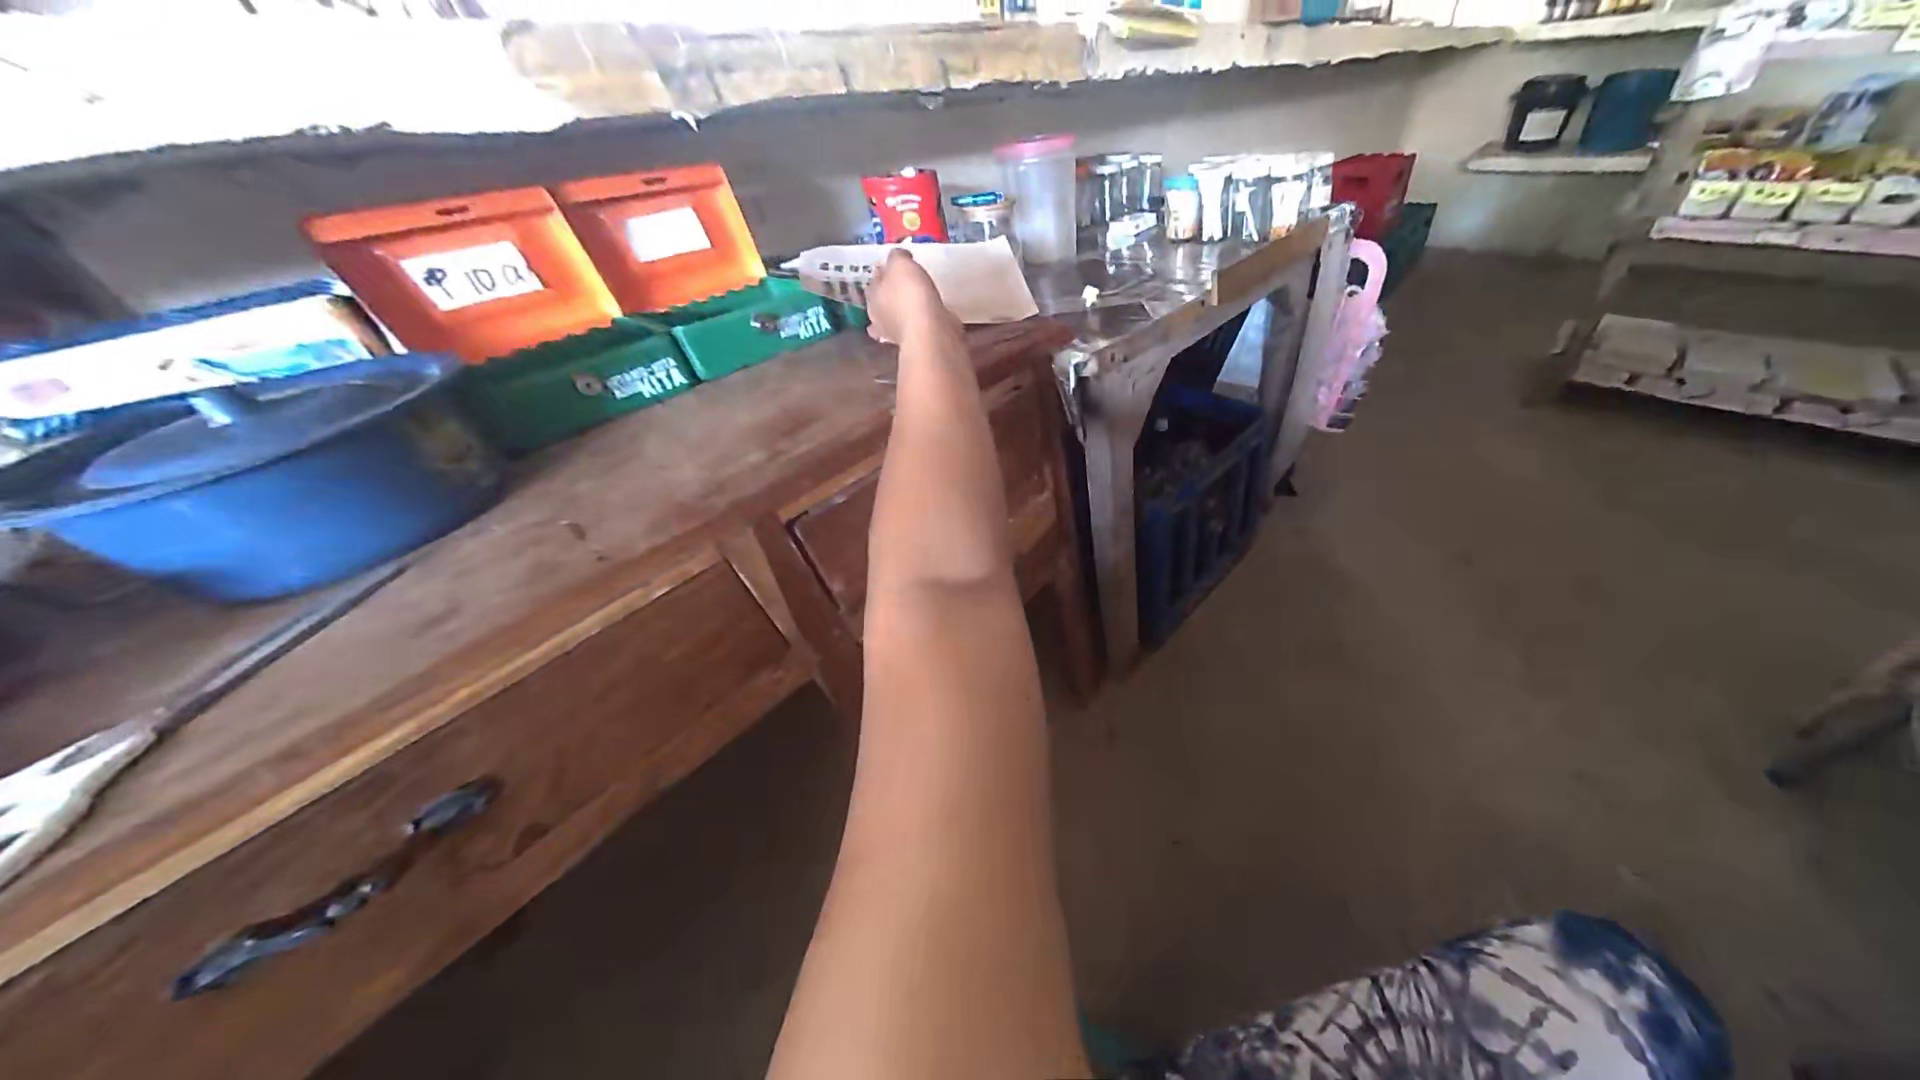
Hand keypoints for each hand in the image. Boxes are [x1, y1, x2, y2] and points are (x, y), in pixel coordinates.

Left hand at [865, 249, 958, 344]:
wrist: (929, 330)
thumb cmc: (910, 294)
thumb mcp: (900, 264)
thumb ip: (896, 256)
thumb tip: (898, 256)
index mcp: (873, 295)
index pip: (874, 278)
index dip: (883, 270)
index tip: (894, 264)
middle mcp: (878, 315)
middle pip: (881, 299)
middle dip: (888, 291)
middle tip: (901, 282)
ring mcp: (893, 332)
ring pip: (892, 316)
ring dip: (897, 310)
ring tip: (908, 301)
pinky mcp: (911, 341)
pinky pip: (910, 327)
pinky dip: (912, 323)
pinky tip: (918, 319)